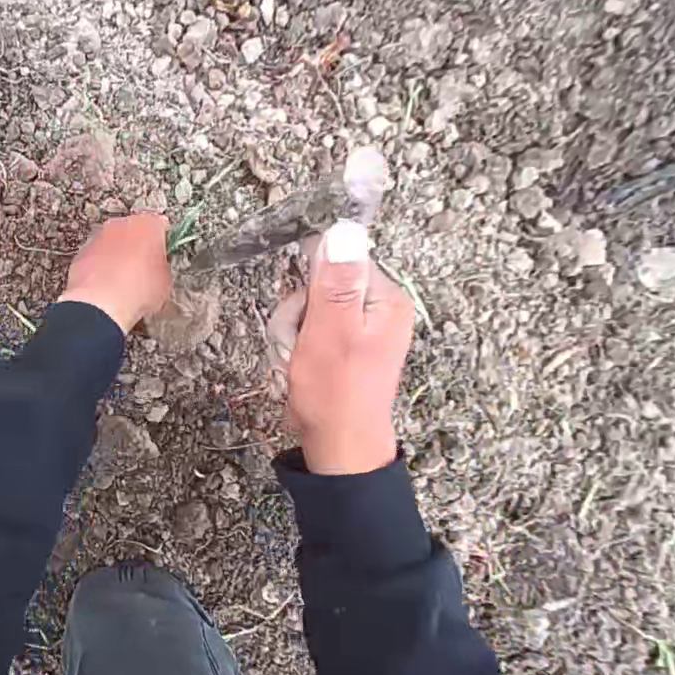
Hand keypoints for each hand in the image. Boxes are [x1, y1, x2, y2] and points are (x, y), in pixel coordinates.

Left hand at [58, 214, 172, 333]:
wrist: (101, 304)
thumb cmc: (135, 290)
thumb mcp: (165, 281)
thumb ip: (163, 266)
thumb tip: (160, 270)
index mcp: (148, 225)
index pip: (160, 225)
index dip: (163, 242)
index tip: (163, 254)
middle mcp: (121, 225)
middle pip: (134, 231)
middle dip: (139, 247)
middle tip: (145, 269)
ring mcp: (99, 237)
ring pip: (113, 242)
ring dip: (118, 257)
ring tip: (125, 282)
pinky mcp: (82, 253)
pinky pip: (96, 257)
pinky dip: (101, 268)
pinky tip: (107, 287)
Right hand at [284, 222, 412, 474]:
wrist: (336, 445)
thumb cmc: (335, 394)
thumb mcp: (332, 331)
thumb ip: (336, 281)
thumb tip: (344, 229)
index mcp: (385, 301)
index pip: (339, 262)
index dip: (312, 285)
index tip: (306, 314)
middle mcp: (375, 310)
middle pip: (317, 285)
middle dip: (296, 316)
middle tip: (300, 345)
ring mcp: (356, 328)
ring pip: (303, 308)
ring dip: (290, 335)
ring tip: (296, 363)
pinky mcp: (338, 344)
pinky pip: (304, 329)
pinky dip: (293, 348)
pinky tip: (297, 368)